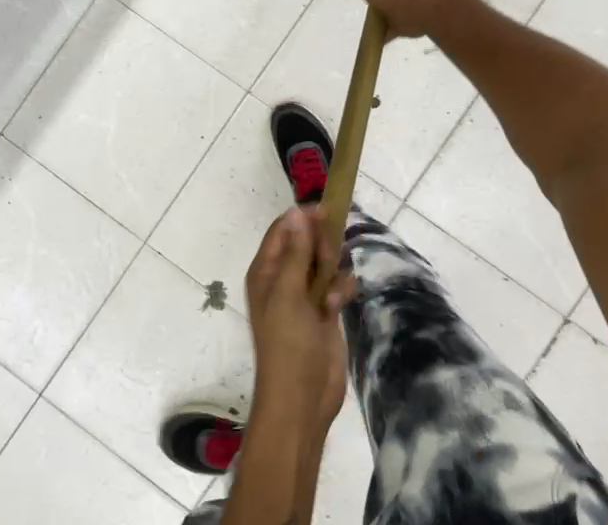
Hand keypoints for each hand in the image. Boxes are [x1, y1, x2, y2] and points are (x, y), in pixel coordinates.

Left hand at [245, 206, 356, 434]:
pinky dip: (341, 289)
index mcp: (266, 271)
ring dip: (334, 270)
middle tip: (331, 257)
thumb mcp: (289, 294)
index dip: (303, 218)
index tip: (329, 211)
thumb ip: (296, 253)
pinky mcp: (324, 312)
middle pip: (306, 243)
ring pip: (325, 263)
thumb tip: (296, 212)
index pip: (283, 230)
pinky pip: (337, 285)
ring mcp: (304, 295)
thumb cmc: (288, 343)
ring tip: (332, 290)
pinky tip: (339, 304)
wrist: (303, 397)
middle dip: (322, 245)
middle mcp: (283, 278)